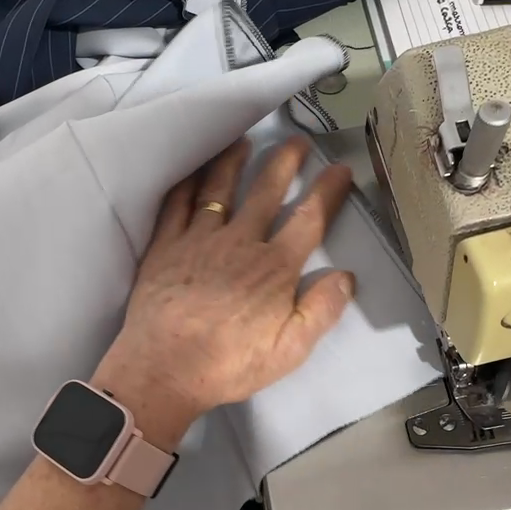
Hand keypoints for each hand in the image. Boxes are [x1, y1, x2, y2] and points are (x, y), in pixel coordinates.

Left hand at [93, 138, 356, 443]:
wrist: (164, 369)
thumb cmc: (230, 365)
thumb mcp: (290, 350)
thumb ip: (322, 310)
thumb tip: (346, 276)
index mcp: (274, 267)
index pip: (309, 219)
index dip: (327, 191)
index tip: (340, 169)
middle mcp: (238, 242)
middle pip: (265, 191)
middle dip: (285, 162)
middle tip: (296, 140)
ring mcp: (198, 240)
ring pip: (218, 188)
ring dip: (233, 161)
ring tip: (243, 143)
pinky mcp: (165, 247)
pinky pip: (177, 204)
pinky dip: (188, 182)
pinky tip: (192, 171)